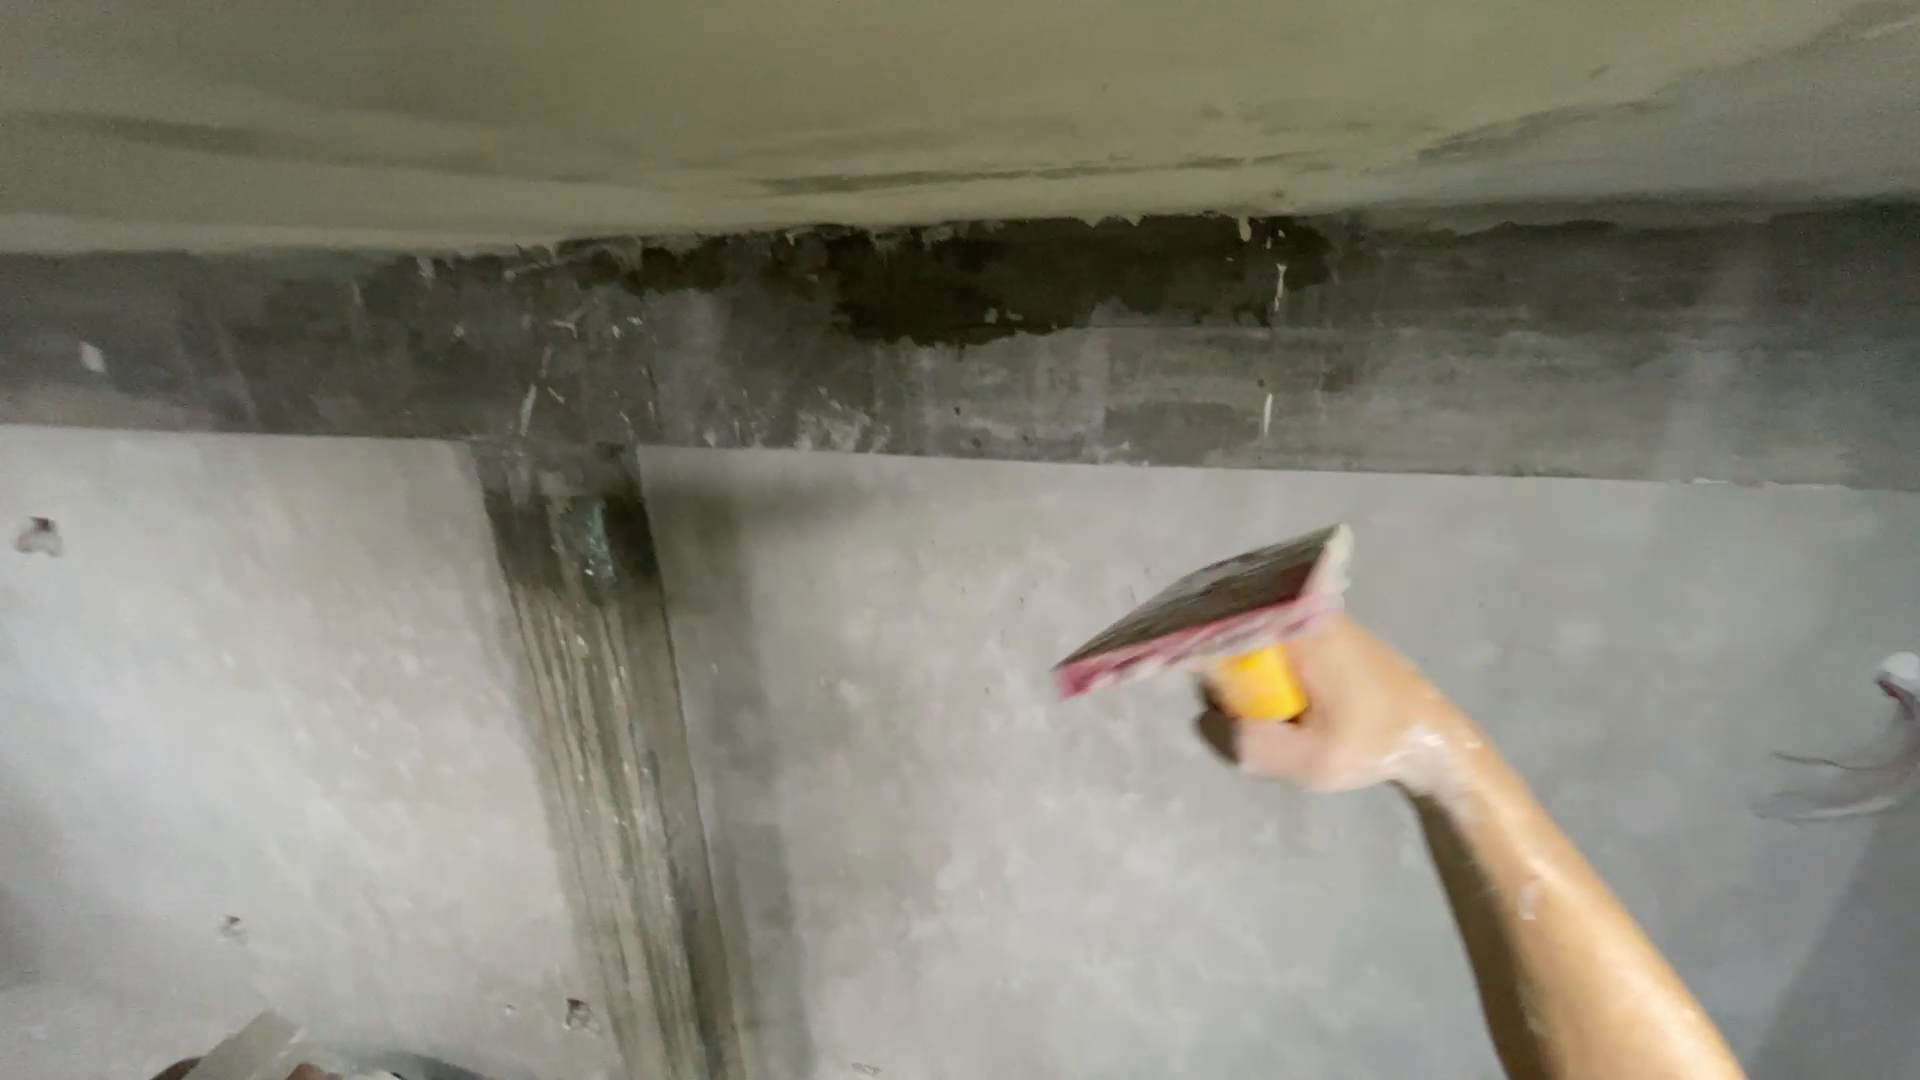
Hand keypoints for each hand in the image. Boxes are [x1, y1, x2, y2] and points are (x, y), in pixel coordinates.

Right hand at [1199, 613, 1468, 792]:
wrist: (1438, 740)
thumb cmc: (1377, 745)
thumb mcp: (1314, 764)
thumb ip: (1255, 745)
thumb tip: (1218, 720)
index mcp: (1302, 629)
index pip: (1227, 622)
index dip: (1188, 638)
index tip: (1158, 658)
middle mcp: (1307, 610)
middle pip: (1236, 618)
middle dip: (1208, 643)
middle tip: (1185, 673)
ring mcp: (1317, 617)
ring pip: (1253, 625)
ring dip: (1231, 650)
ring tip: (1214, 679)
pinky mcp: (1323, 631)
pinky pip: (1271, 633)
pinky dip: (1250, 652)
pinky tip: (1248, 680)